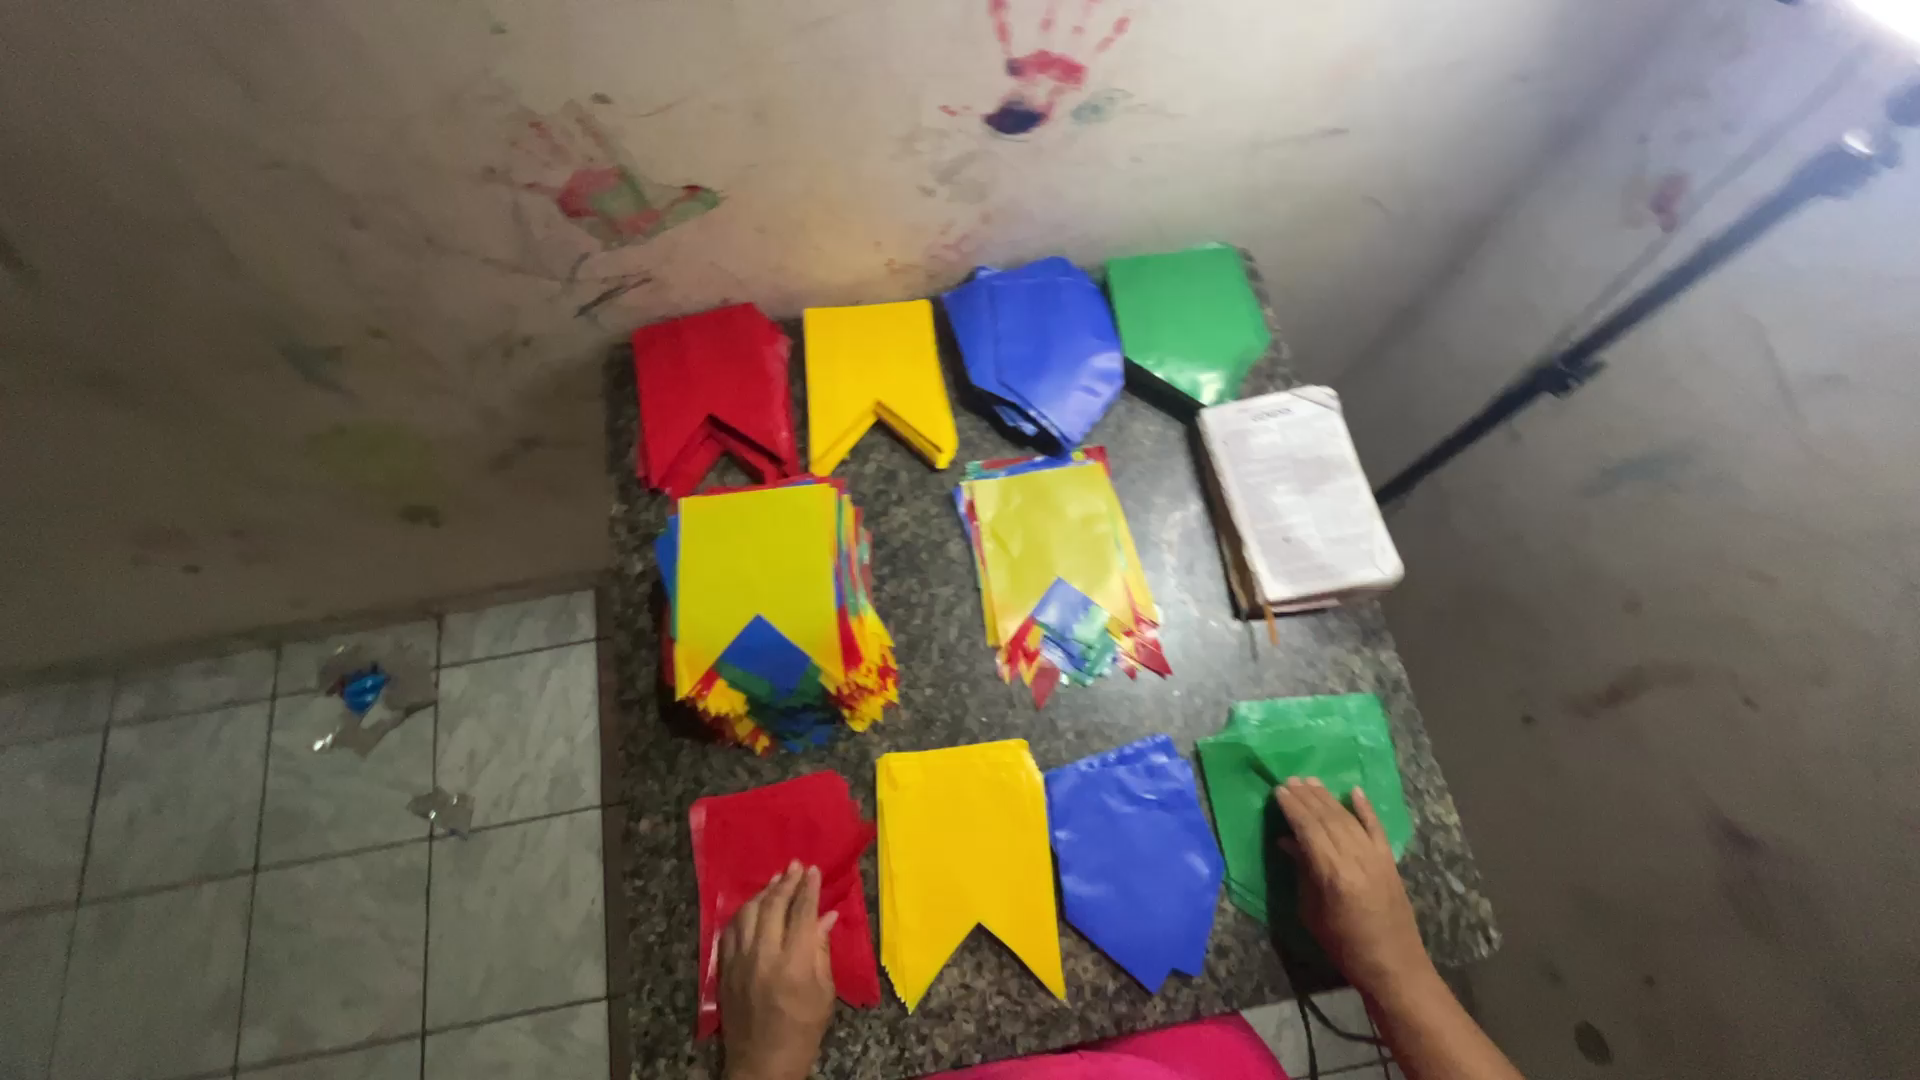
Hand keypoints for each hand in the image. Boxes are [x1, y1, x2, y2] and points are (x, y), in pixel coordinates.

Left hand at [720, 861, 838, 1079]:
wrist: (763, 1066)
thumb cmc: (803, 1031)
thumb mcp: (824, 993)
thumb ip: (822, 950)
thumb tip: (826, 916)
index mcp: (795, 962)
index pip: (802, 912)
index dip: (809, 888)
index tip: (814, 869)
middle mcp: (765, 955)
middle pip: (774, 905)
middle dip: (787, 882)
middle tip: (795, 865)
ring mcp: (740, 961)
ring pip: (748, 913)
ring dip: (763, 893)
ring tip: (776, 880)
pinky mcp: (725, 970)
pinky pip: (731, 931)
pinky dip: (743, 913)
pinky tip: (752, 906)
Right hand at [1273, 778, 1429, 997]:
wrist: (1395, 967)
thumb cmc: (1344, 945)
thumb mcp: (1312, 912)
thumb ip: (1302, 871)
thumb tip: (1288, 841)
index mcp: (1333, 873)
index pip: (1309, 829)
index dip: (1293, 807)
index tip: (1278, 791)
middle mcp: (1356, 859)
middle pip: (1328, 818)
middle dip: (1307, 797)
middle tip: (1290, 780)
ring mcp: (1376, 858)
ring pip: (1348, 819)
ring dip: (1328, 798)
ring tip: (1311, 781)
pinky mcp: (1390, 863)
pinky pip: (1377, 828)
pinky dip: (1366, 808)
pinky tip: (1354, 792)